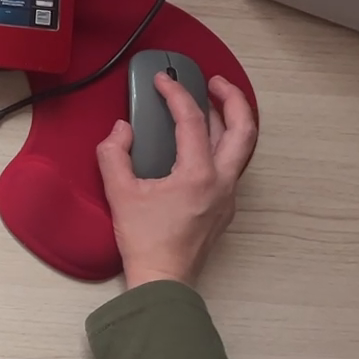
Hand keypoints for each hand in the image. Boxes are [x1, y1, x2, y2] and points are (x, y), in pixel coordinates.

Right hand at [96, 73, 258, 288]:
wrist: (164, 277)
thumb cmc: (145, 239)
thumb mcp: (119, 192)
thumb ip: (114, 154)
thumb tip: (122, 131)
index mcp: (198, 174)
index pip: (192, 121)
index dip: (176, 95)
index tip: (162, 81)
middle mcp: (222, 182)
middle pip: (243, 129)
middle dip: (232, 99)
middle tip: (214, 82)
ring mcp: (228, 195)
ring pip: (242, 147)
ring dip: (231, 120)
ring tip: (213, 105)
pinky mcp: (224, 207)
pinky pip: (232, 165)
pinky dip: (223, 143)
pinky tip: (204, 143)